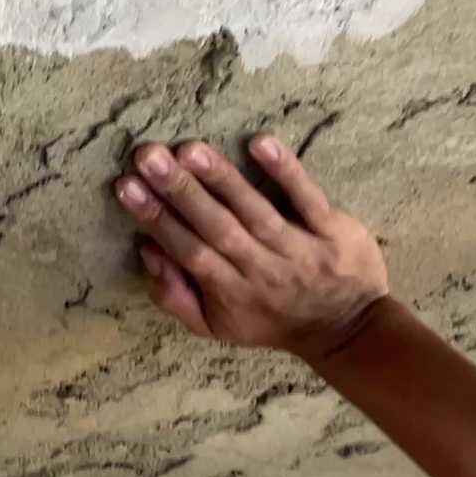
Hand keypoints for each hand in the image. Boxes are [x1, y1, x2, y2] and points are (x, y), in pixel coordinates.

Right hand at [111, 133, 388, 363]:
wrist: (350, 333)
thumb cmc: (267, 319)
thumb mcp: (213, 325)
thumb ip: (173, 294)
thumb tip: (147, 250)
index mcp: (228, 289)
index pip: (186, 249)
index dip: (154, 217)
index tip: (125, 185)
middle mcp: (260, 268)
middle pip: (214, 226)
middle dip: (179, 190)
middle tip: (147, 156)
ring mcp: (299, 248)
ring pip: (254, 210)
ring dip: (221, 179)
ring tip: (188, 148)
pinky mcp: (334, 231)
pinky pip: (308, 199)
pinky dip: (286, 172)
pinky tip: (260, 143)